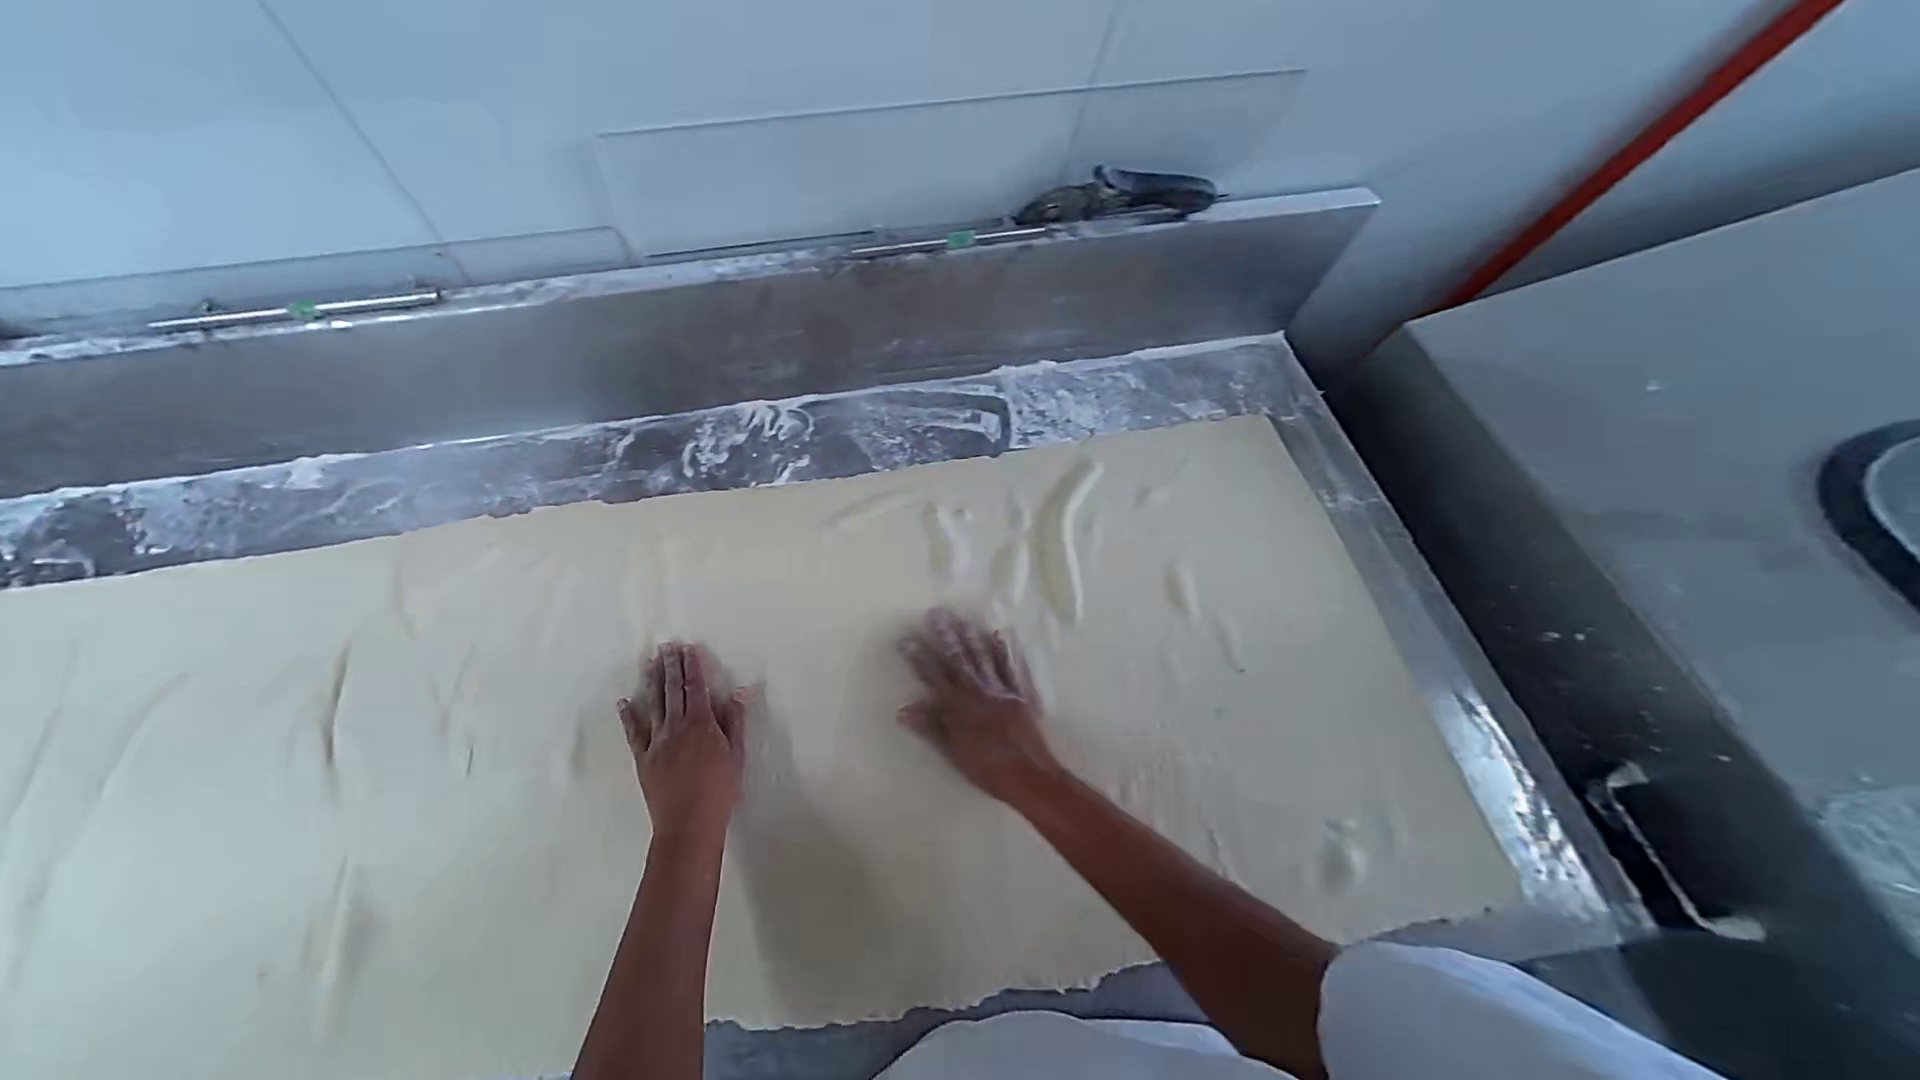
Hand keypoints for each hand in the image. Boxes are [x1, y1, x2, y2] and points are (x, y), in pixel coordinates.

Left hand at [619, 642, 746, 842]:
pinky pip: (634, 732)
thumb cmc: (721, 790)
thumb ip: (735, 722)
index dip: (693, 666)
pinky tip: (624, 701)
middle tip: (667, 646)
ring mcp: (656, 741)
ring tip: (651, 661)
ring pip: (654, 704)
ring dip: (652, 681)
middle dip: (672, 666)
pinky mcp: (643, 758)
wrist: (689, 824)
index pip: (697, 687)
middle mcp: (677, 727)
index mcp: (702, 724)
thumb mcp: (737, 755)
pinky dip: (628, 715)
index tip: (690, 648)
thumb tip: (737, 692)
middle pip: (673, 690)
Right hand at [897, 608, 1065, 803]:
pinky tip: (998, 634)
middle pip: (959, 661)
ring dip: (970, 639)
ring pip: (983, 660)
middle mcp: (979, 694)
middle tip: (935, 614)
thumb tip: (904, 710)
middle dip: (945, 637)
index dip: (920, 658)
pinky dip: (1004, 652)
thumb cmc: (988, 770)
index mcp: (960, 709)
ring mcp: (1002, 692)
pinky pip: (1011, 669)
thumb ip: (931, 728)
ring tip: (960, 619)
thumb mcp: (953, 753)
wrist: (1031, 778)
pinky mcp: (1021, 695)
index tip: (906, 640)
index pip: (934, 677)